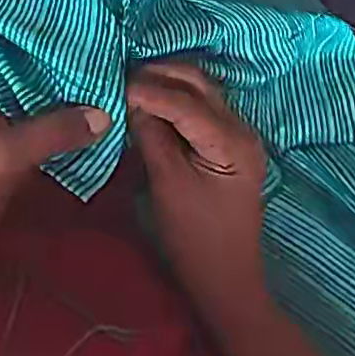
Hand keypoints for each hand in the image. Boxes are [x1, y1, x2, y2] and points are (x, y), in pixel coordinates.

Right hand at [129, 62, 268, 315]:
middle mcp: (241, 128)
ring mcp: (236, 133)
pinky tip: (146, 100)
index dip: (147, 89)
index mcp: (232, 142)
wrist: (225, 281)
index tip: (113, 84)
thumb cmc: (194, 238)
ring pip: (197, 88)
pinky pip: (197, 104)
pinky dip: (171, 96)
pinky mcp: (225, 141)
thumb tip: (130, 98)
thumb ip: (150, 134)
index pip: (184, 100)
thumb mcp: (166, 183)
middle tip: (119, 78)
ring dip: (163, 80)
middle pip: (196, 82)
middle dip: (157, 74)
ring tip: (128, 84)